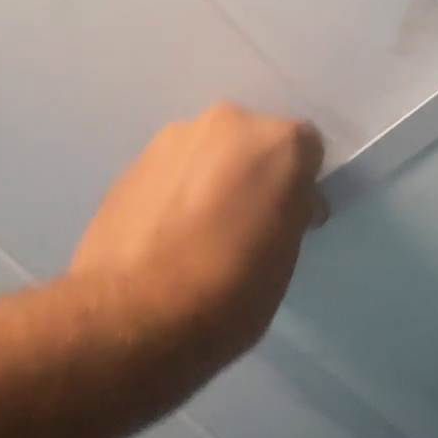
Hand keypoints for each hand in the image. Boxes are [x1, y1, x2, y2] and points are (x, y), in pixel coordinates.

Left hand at [69, 104, 325, 365]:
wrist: (130, 314)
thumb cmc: (228, 293)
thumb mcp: (285, 259)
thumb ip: (289, 213)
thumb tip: (285, 203)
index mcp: (279, 143)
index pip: (307, 149)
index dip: (301, 184)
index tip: (290, 217)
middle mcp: (229, 123)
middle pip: (255, 141)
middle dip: (254, 172)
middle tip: (245, 221)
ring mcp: (175, 137)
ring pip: (211, 151)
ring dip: (213, 177)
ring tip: (199, 230)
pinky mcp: (134, 158)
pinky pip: (174, 168)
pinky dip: (177, 189)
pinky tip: (167, 232)